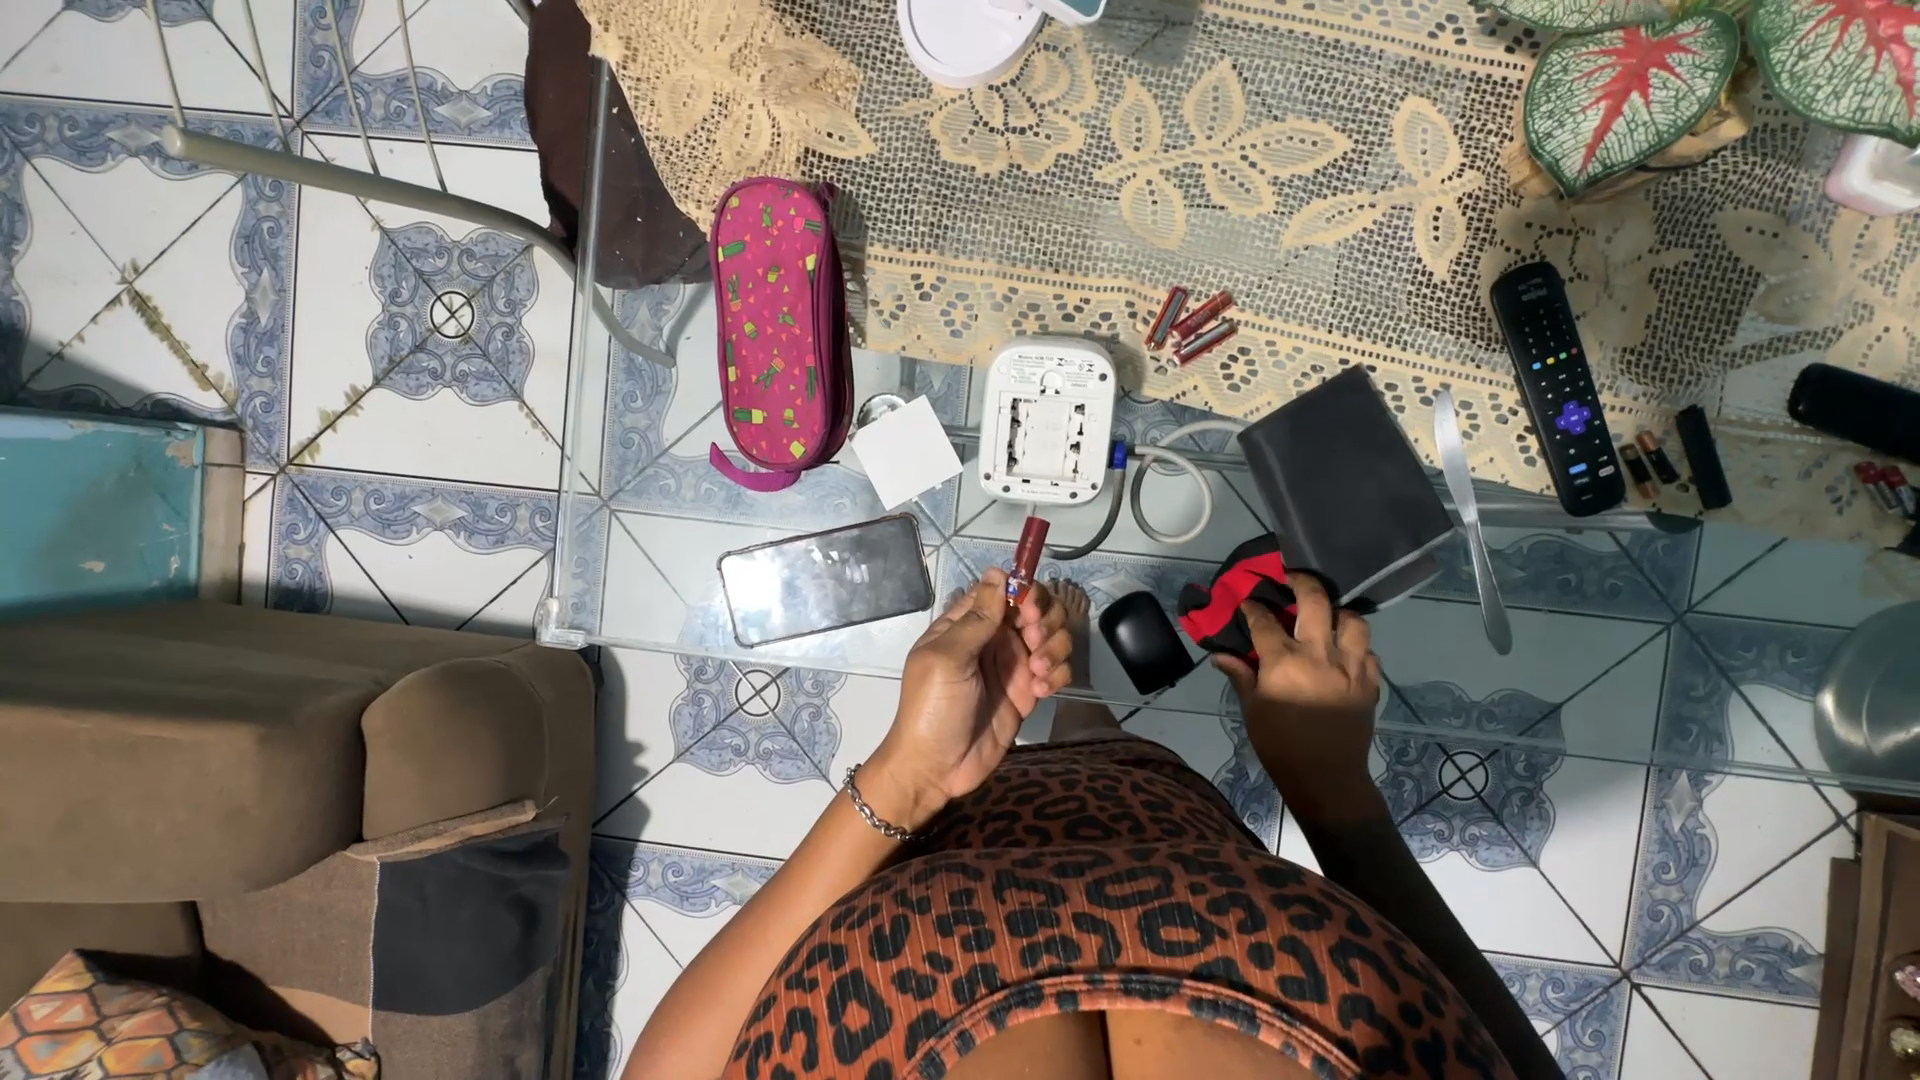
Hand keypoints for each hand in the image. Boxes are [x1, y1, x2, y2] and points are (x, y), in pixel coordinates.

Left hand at [864, 569, 1072, 829]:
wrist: (936, 767)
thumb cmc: (932, 708)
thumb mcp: (948, 659)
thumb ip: (977, 618)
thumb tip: (997, 572)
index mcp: (967, 624)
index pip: (1005, 590)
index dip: (1024, 593)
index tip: (1027, 612)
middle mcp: (993, 639)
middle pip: (1037, 609)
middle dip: (1045, 620)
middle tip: (1034, 642)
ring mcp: (1013, 665)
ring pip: (1053, 637)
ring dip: (1054, 648)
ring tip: (1036, 674)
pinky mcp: (1028, 692)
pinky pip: (1057, 670)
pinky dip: (1057, 675)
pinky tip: (1040, 691)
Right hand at [1214, 573, 1381, 811]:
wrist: (1326, 778)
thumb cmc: (1280, 745)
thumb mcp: (1253, 710)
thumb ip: (1241, 676)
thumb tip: (1220, 655)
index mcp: (1284, 662)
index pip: (1265, 621)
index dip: (1253, 607)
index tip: (1247, 601)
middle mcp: (1320, 656)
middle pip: (1315, 602)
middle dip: (1301, 583)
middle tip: (1291, 580)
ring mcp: (1350, 667)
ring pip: (1353, 621)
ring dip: (1338, 613)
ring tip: (1327, 616)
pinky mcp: (1370, 683)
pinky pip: (1368, 651)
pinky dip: (1356, 645)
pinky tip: (1343, 652)